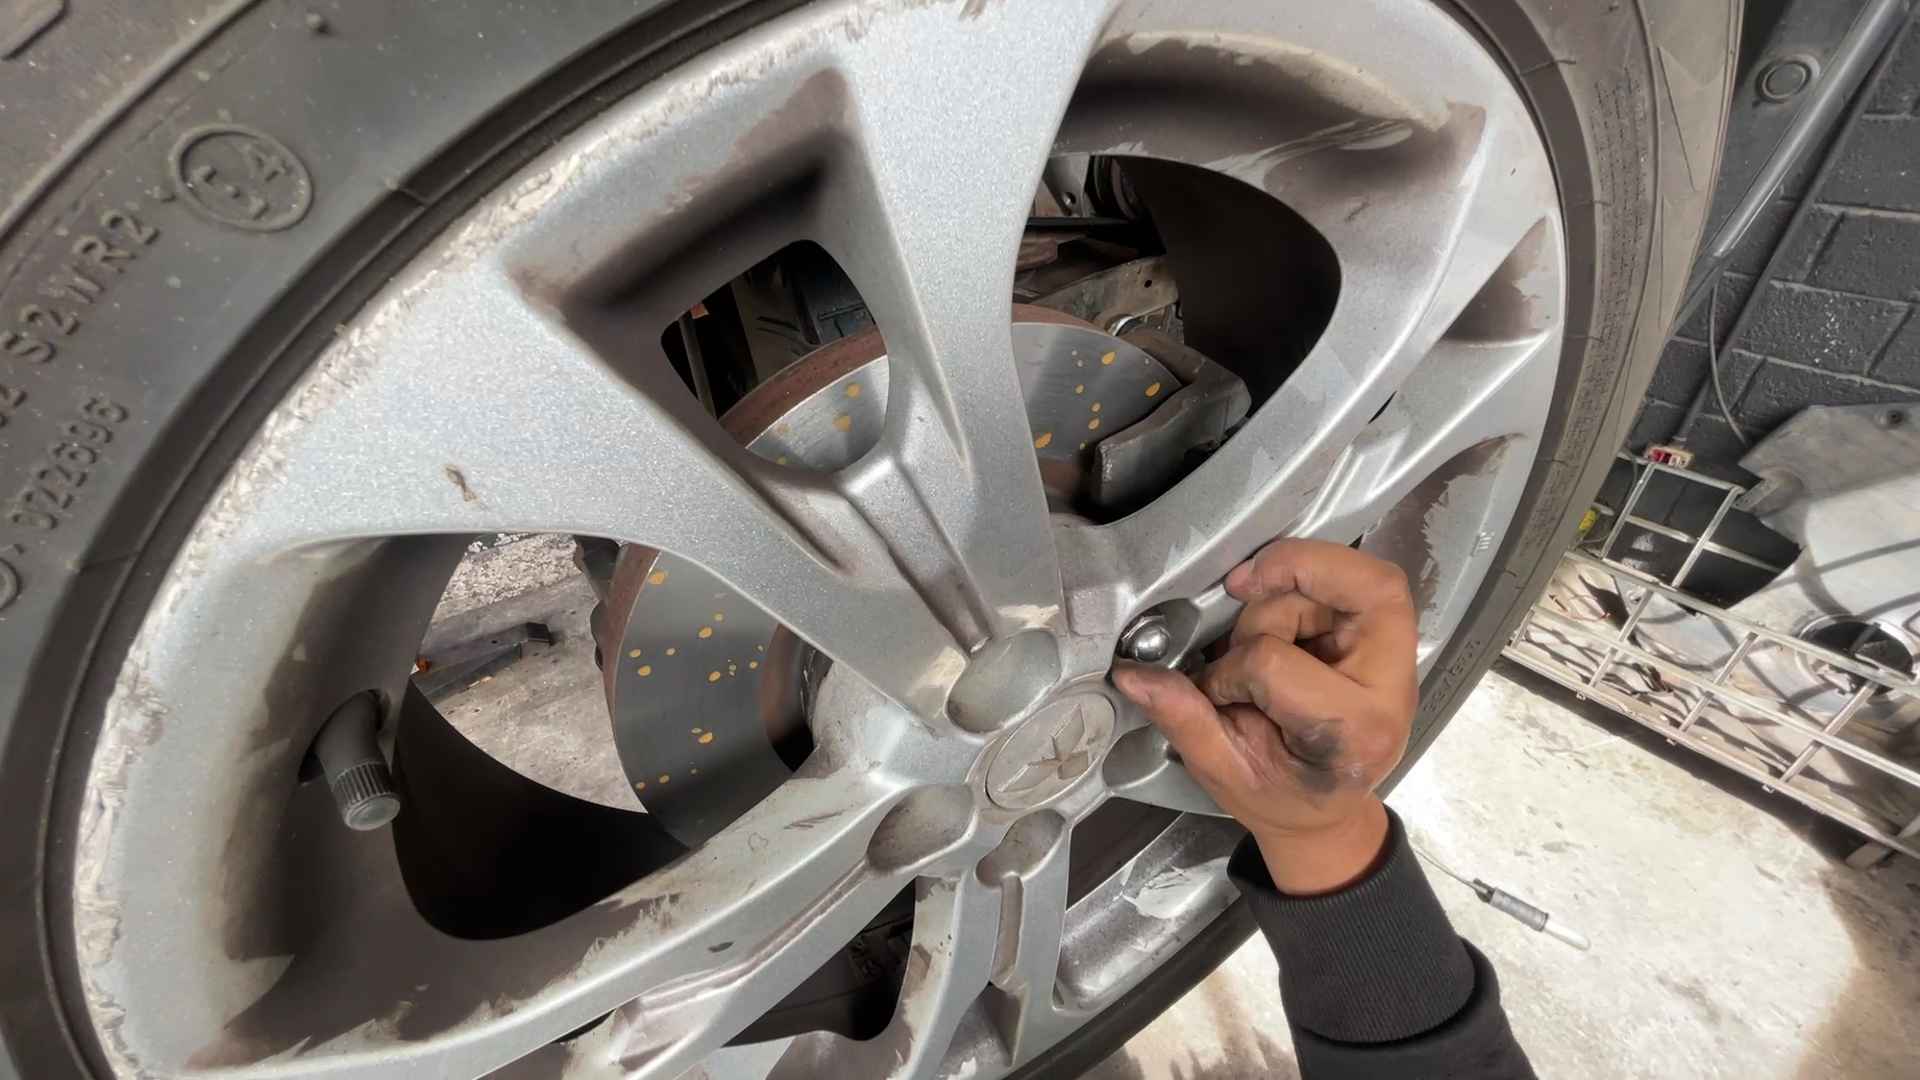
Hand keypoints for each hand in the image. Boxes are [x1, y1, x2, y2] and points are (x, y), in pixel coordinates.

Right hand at [1112, 539, 1418, 894]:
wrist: (1324, 813)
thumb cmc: (1277, 795)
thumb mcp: (1221, 769)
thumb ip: (1181, 718)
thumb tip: (1132, 675)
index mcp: (1351, 731)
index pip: (1275, 664)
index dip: (1230, 670)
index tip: (1218, 694)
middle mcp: (1389, 688)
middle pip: (1369, 589)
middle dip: (1296, 568)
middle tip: (1241, 584)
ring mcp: (1394, 659)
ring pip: (1351, 579)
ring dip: (1289, 591)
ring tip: (1262, 638)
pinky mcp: (1384, 640)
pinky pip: (1356, 583)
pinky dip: (1308, 582)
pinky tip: (1279, 613)